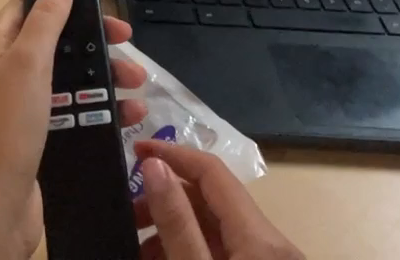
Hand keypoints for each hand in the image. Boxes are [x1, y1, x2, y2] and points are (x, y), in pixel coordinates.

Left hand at [0, 0, 148, 259]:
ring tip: (138, 82)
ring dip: (108, 76)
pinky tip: (131, 114)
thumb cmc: (10, 124)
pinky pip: (82, 113)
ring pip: (76, 79)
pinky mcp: (48, 137)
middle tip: (128, 39)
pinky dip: (106, 110)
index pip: (26, 6)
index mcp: (3, 47)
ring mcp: (31, 107)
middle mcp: (15, 72)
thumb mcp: (27, 62)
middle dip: (95, 40)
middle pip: (60, 42)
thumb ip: (45, 21)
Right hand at [134, 139, 302, 259]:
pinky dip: (189, 247)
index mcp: (261, 238)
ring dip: (174, 227)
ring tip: (139, 244)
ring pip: (213, 228)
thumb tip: (153, 164)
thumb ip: (178, 223)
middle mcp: (270, 244)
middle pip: (211, 200)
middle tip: (128, 212)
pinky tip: (163, 256)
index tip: (134, 150)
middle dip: (166, 198)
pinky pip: (220, 251)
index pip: (212, 170)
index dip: (172, 153)